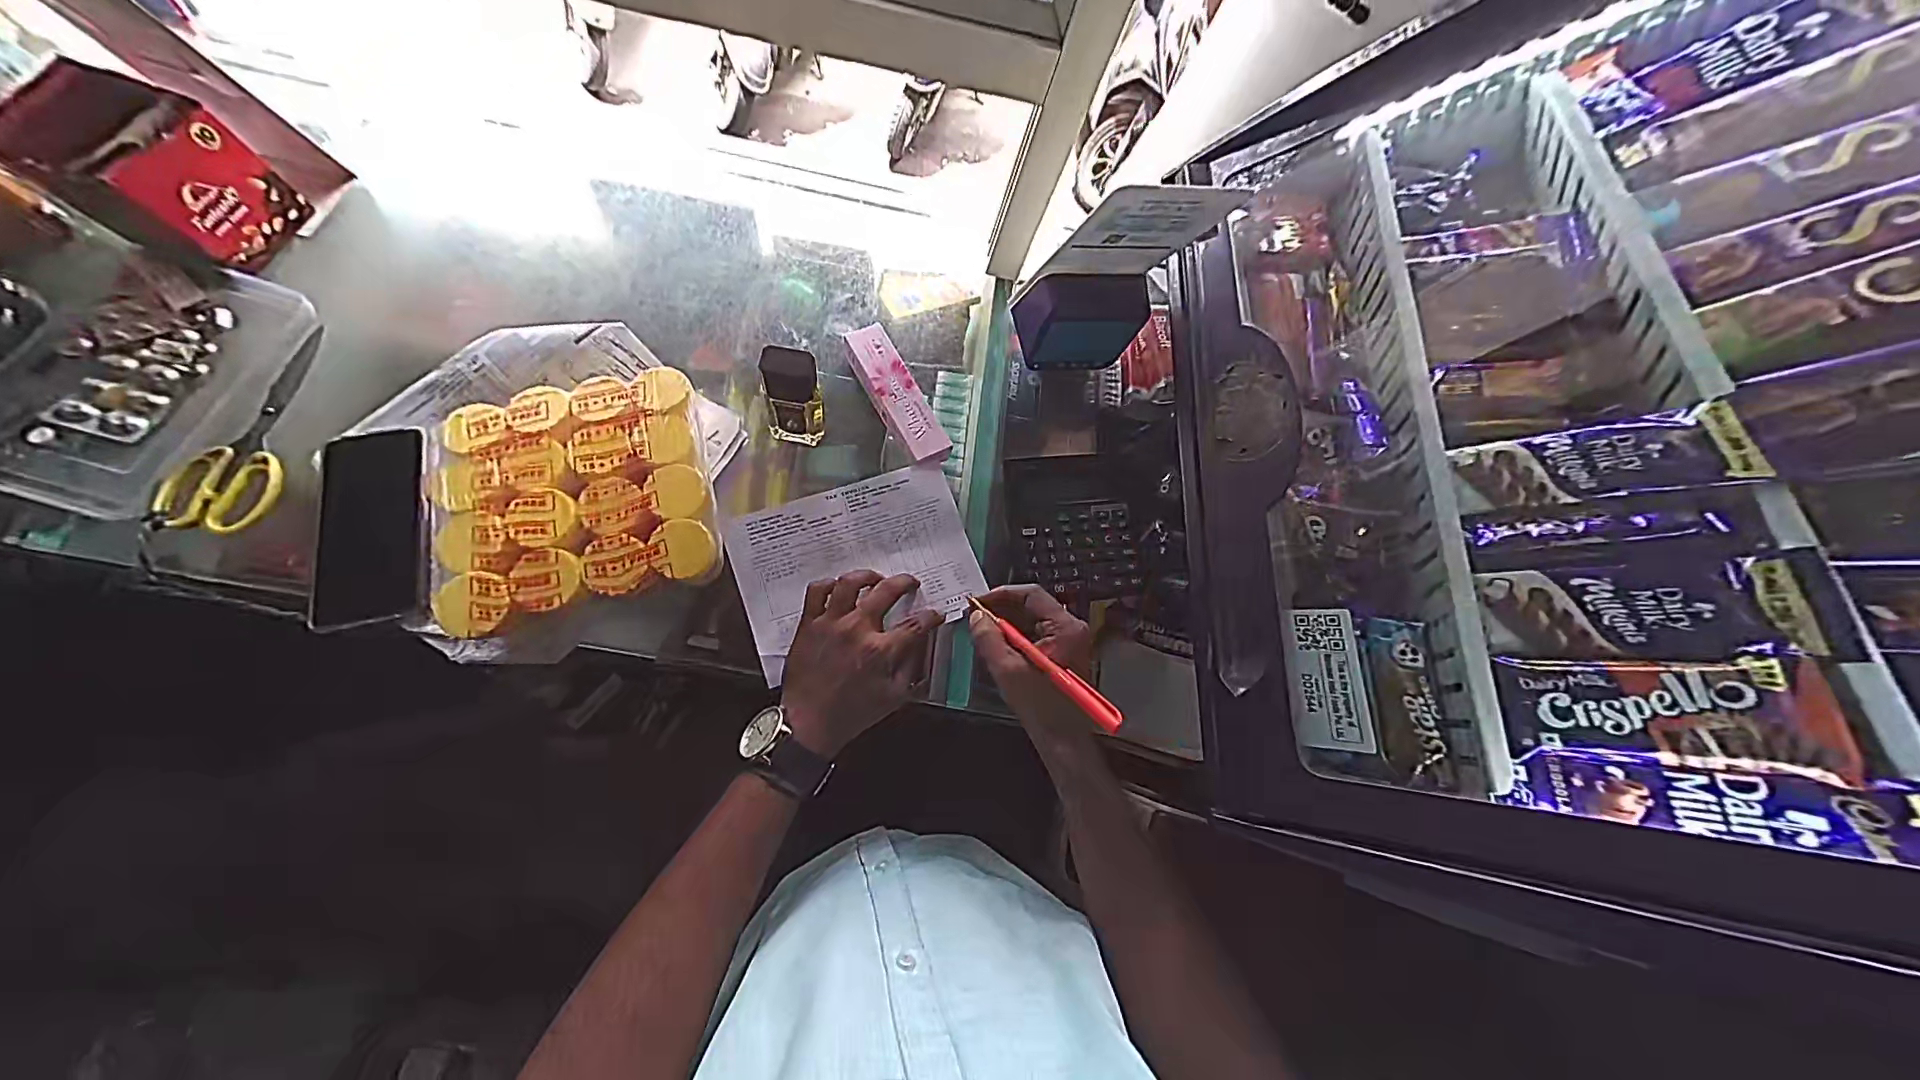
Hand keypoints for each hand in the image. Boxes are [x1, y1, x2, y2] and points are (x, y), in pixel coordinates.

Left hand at [781, 570, 943, 758]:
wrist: (808, 723)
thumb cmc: (851, 713)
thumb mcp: (894, 696)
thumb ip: (912, 666)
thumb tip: (923, 644)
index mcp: (880, 651)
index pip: (916, 623)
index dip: (931, 616)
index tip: (934, 615)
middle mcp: (856, 630)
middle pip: (887, 590)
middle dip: (905, 582)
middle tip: (910, 584)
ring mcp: (830, 624)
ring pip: (850, 582)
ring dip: (868, 576)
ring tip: (876, 579)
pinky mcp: (808, 624)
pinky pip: (817, 591)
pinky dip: (830, 584)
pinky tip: (838, 587)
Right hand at [968, 585, 1095, 752]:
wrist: (1063, 739)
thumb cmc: (1043, 709)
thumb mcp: (1008, 670)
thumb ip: (989, 639)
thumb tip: (977, 617)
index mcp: (1066, 628)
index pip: (1030, 595)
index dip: (1000, 595)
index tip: (979, 602)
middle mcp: (1072, 630)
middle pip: (1032, 606)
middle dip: (1002, 610)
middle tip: (978, 616)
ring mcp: (1070, 642)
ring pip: (1033, 621)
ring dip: (1008, 624)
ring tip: (985, 631)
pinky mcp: (1064, 654)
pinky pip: (1037, 634)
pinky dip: (1017, 636)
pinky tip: (1000, 645)